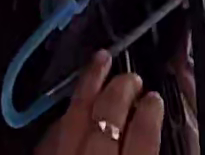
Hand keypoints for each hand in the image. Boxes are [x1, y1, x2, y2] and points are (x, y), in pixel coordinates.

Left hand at [39, 51, 164, 154]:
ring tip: (101, 59)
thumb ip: (146, 151)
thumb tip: (152, 122)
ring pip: (74, 116)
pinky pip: (50, 136)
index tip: (154, 98)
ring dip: (89, 84)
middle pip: (107, 117)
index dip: (150, 113)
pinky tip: (72, 105)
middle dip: (121, 89)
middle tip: (132, 77)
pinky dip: (64, 116)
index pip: (142, 137)